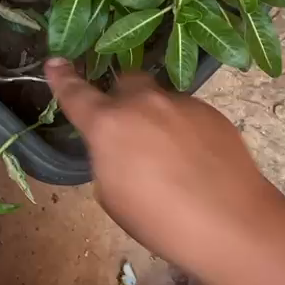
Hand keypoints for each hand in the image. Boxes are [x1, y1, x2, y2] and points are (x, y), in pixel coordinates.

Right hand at [47, 59, 284, 271]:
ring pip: (159, 100)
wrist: (230, 222)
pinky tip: (195, 162)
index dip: (62, 78)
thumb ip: (107, 157)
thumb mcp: (112, 194)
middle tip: (127, 130)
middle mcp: (143, 104)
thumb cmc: (159, 219)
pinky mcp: (212, 113)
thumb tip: (119, 145)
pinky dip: (183, 130)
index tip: (54, 62)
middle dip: (122, 99)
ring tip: (169, 158)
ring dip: (155, 118)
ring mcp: (181, 104)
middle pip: (125, 83)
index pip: (76, 94)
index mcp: (108, 125)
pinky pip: (187, 113)